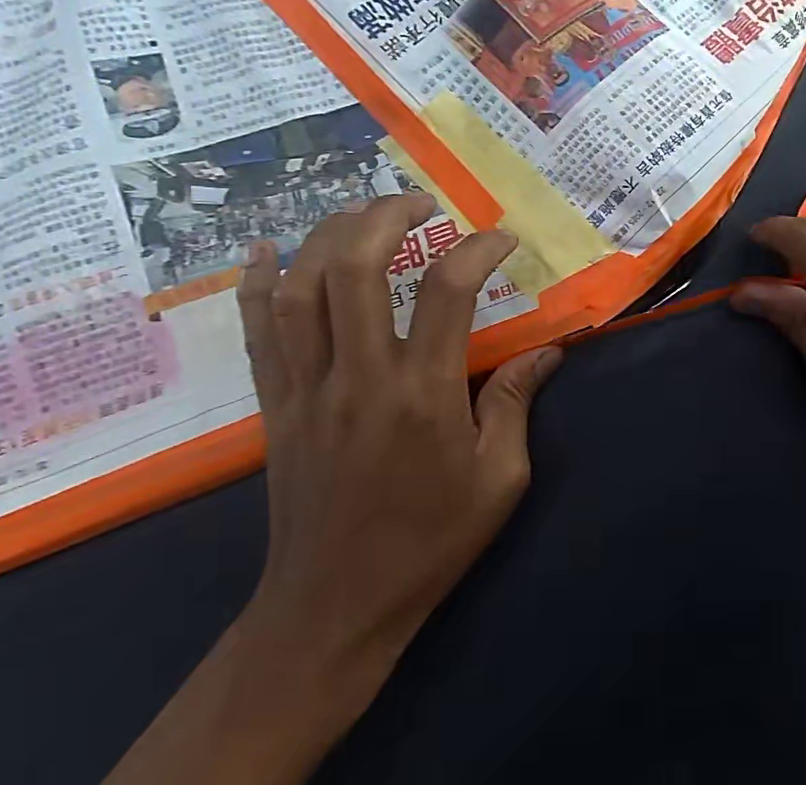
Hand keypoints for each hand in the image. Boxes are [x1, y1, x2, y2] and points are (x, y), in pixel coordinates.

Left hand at [237, 193, 561, 665]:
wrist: (337, 602)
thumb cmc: (428, 544)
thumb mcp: (498, 482)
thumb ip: (517, 405)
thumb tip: (549, 351)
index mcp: (423, 396)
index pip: (448, 293)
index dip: (477, 250)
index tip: (499, 238)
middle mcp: (360, 377)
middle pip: (356, 267)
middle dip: (387, 217)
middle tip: (418, 204)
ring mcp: (307, 386)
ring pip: (301, 287)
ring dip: (328, 235)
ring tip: (361, 214)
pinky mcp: (275, 402)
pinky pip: (257, 330)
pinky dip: (257, 282)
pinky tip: (268, 248)